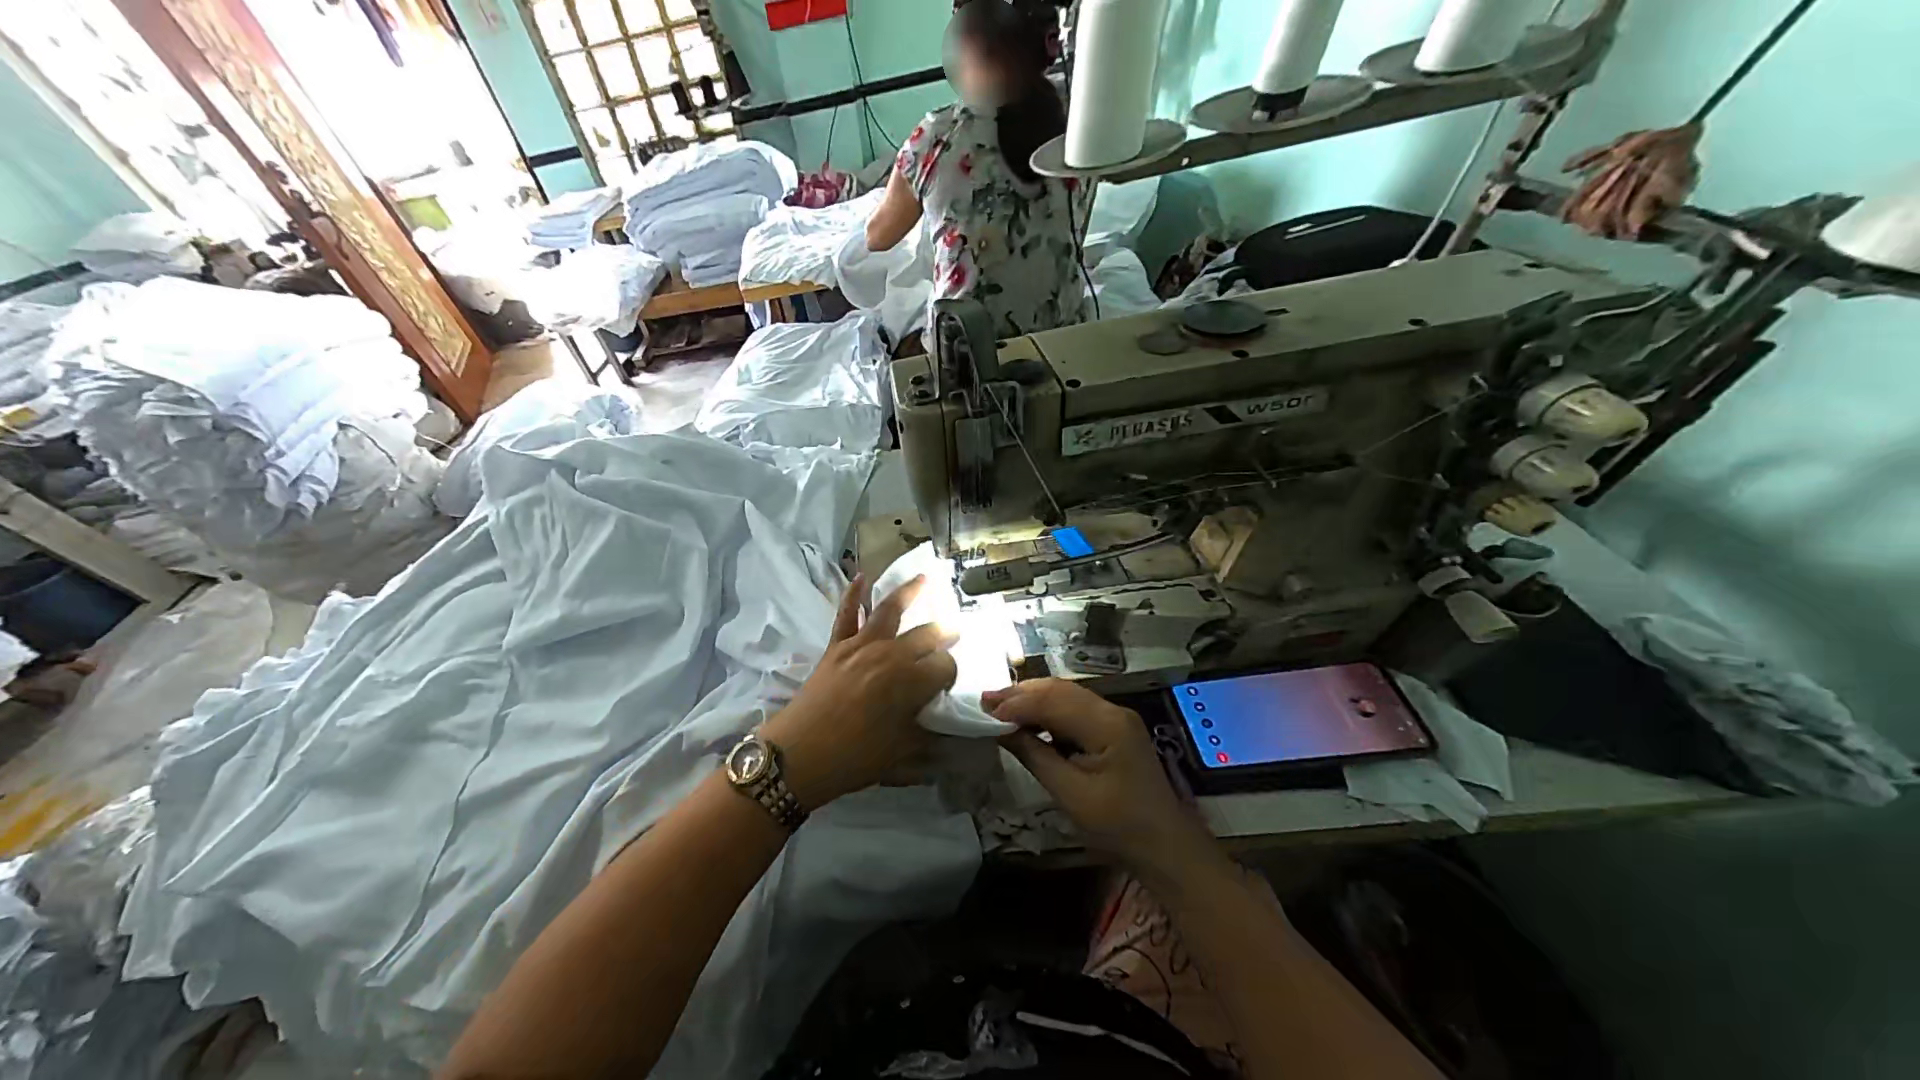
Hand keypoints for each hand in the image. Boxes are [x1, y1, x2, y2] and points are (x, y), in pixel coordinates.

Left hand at [762, 574, 956, 810]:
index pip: (944, 666)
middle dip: (944, 634)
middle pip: (926, 635)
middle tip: (953, 634)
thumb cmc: (853, 758)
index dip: (950, 675)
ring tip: (923, 579)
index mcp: (910, 681)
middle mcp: (889, 654)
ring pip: (890, 610)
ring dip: (909, 591)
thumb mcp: (900, 755)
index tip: (945, 688)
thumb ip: (927, 736)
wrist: (798, 756)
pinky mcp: (836, 646)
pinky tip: (861, 577)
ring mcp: (860, 645)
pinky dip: (854, 594)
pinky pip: (847, 614)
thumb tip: (945, 728)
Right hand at [984, 679, 1211, 870]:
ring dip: (1033, 700)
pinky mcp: (1114, 729)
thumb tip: (1000, 729)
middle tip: (985, 703)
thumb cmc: (1118, 826)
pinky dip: (1048, 712)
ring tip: (999, 710)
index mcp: (1107, 724)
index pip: (1052, 700)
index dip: (1016, 703)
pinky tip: (1029, 722)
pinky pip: (1075, 709)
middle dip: (1021, 694)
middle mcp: (1113, 710)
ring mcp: (1116, 717)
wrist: (1165, 847)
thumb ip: (1034, 755)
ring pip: (1066, 696)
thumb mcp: (1070, 794)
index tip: (983, 710)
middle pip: (1059, 690)